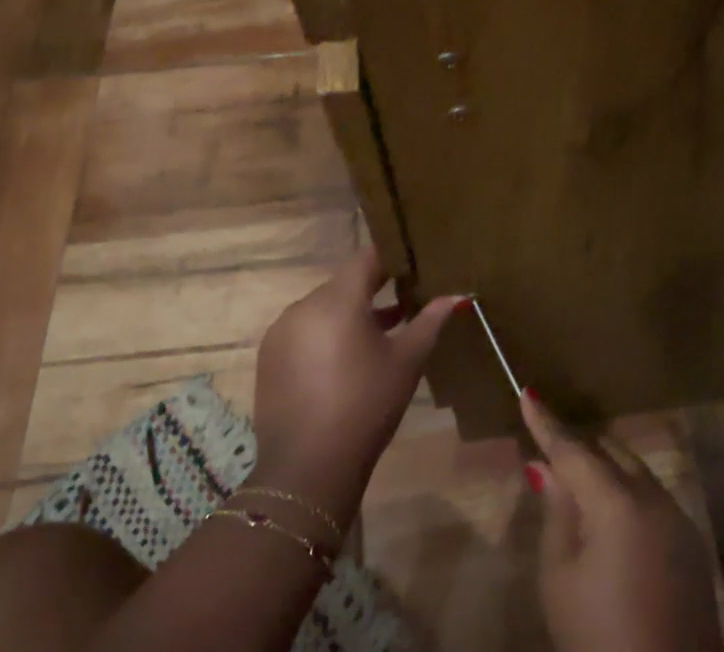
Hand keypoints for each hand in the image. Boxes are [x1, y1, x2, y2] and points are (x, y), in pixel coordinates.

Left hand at [248, 247, 461, 526]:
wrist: (309, 466)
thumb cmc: (367, 405)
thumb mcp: (407, 362)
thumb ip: (430, 322)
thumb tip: (455, 296)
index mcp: (336, 300)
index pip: (366, 258)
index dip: (391, 258)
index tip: (413, 265)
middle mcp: (302, 306)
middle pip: (343, 285)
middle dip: (373, 291)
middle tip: (405, 304)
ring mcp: (280, 332)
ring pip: (322, 310)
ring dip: (349, 316)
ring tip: (380, 337)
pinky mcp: (269, 358)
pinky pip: (303, 333)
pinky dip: (325, 336)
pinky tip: (347, 362)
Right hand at [522, 392, 723, 651]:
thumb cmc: (597, 634)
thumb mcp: (560, 576)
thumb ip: (557, 513)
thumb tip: (548, 469)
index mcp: (617, 503)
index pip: (574, 450)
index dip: (547, 423)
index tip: (528, 393)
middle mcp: (654, 498)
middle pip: (612, 451)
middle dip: (580, 443)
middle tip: (548, 441)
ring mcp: (679, 519)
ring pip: (636, 471)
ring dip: (606, 466)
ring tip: (575, 476)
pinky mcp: (692, 543)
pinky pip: (653, 497)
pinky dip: (627, 491)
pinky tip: (609, 512)